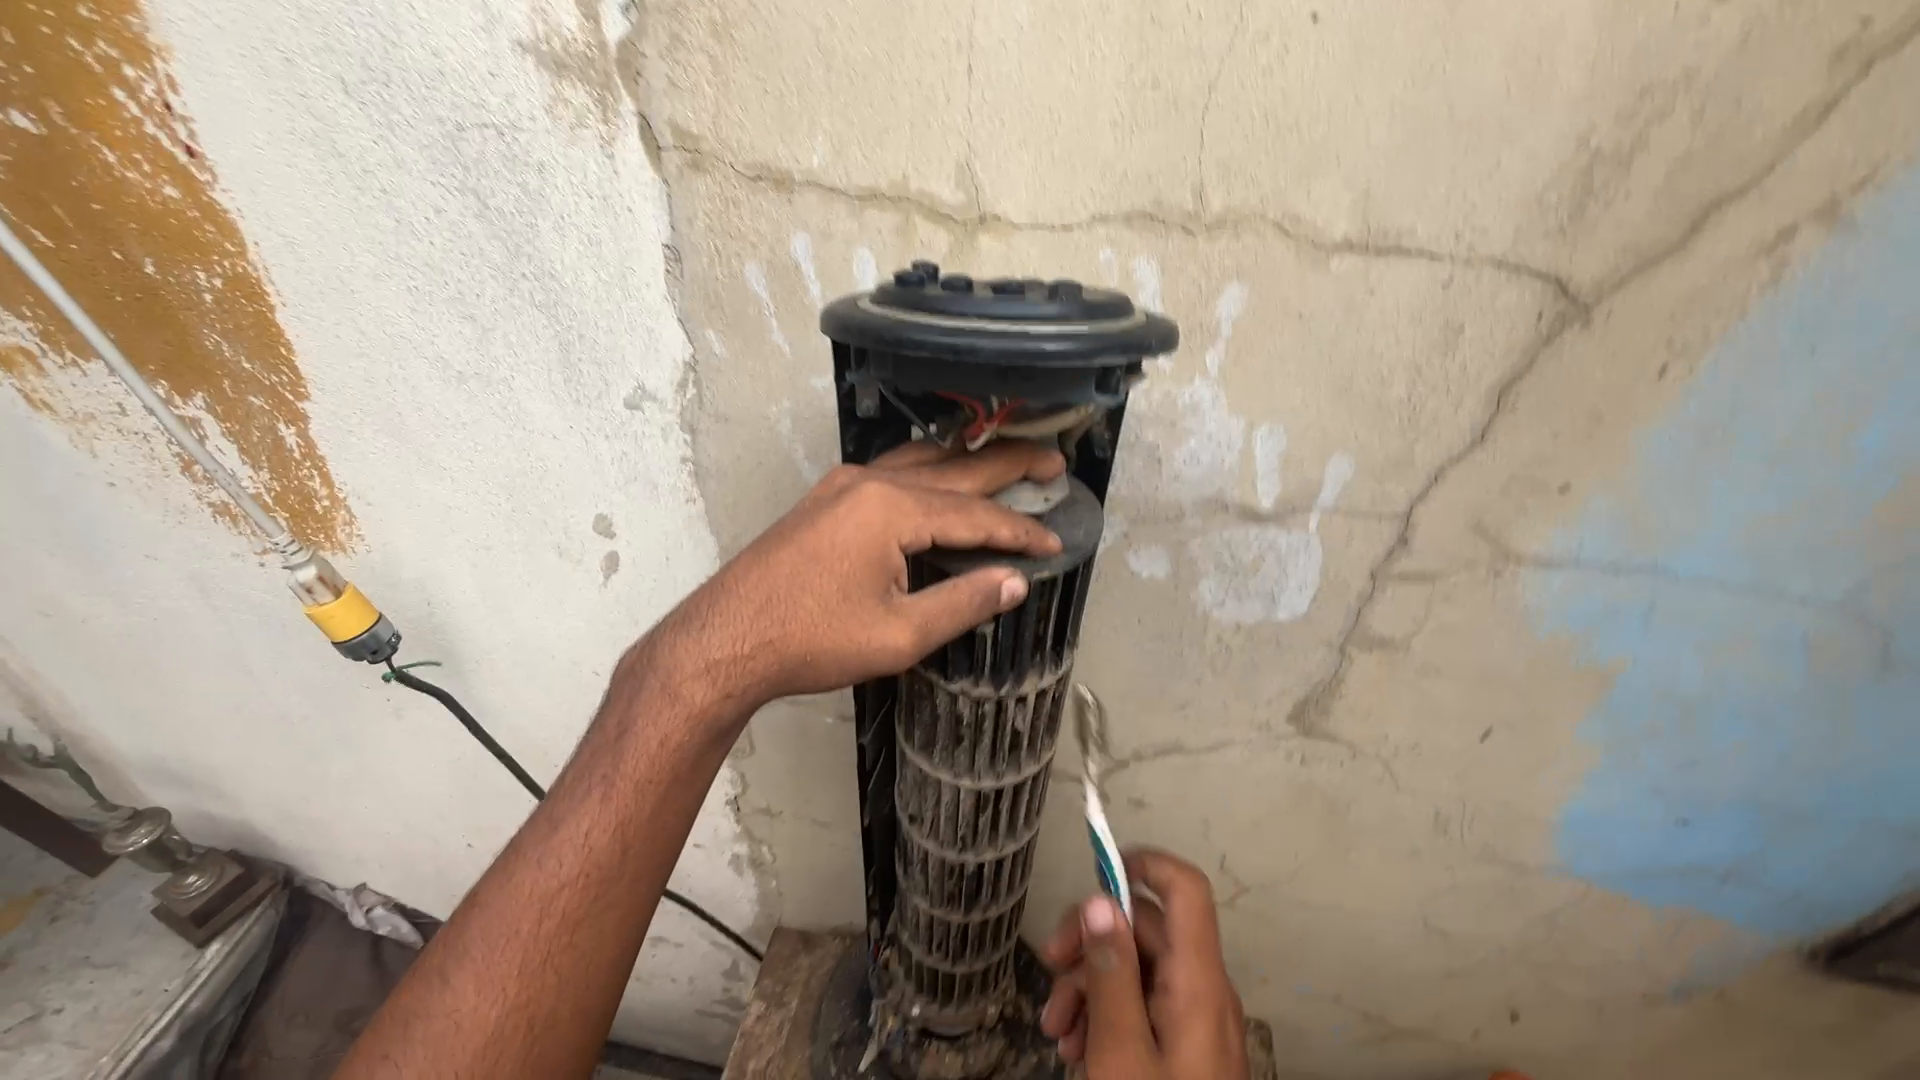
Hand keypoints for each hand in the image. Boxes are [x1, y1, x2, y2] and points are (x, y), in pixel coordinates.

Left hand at [644, 439, 1065, 710]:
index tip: (1056, 541)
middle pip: (954, 469)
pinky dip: (929, 472)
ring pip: (920, 462)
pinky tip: (940, 480)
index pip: (976, 515)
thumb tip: (1014, 583)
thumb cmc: (811, 641)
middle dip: (1008, 467)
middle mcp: (869, 482)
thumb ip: (963, 603)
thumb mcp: (899, 634)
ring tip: (1007, 463)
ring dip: (967, 463)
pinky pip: (891, 472)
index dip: (1020, 530)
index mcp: (891, 509)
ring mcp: (842, 486)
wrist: (726, 638)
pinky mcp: (825, 499)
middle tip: (1053, 464)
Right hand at [1040, 849, 1248, 1079]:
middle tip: (1047, 972)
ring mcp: (1194, 1020)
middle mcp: (1203, 990)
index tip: (1092, 874)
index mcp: (1198, 982)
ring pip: (1136, 969)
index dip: (1143, 865)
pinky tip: (1074, 1049)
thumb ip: (1111, 973)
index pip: (1185, 889)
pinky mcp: (1183, 1048)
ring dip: (1088, 985)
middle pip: (1145, 929)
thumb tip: (1099, 898)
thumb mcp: (1121, 1055)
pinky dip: (1104, 1015)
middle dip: (1090, 943)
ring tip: (1055, 1031)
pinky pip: (1141, 1006)